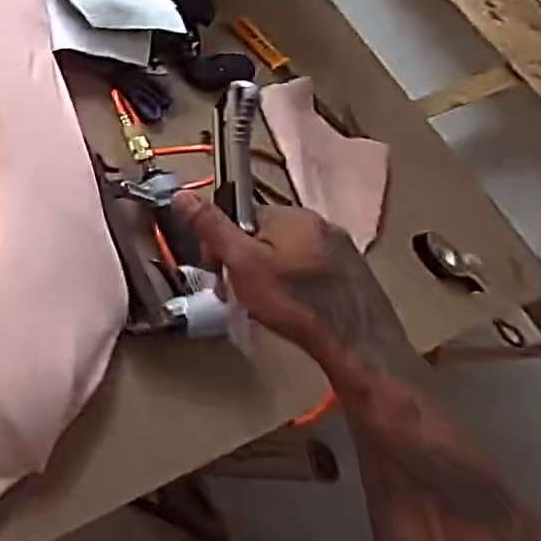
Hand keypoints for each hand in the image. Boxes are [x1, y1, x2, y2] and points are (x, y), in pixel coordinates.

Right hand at [174, 195, 409, 370]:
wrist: (358, 346)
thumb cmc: (294, 301)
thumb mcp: (241, 262)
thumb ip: (211, 227)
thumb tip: (182, 194)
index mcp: (293, 215)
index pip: (240, 215)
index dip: (221, 242)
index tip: (219, 269)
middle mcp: (321, 224)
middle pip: (263, 233)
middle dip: (245, 259)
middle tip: (239, 289)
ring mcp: (342, 249)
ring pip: (286, 252)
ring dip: (268, 272)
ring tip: (264, 302)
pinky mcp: (354, 273)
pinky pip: (309, 268)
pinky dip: (294, 283)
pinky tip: (292, 305)